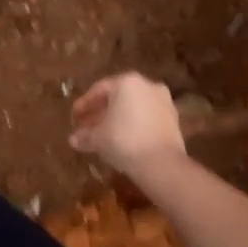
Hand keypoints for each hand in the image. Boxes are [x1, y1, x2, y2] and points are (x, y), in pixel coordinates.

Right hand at [70, 73, 185, 172]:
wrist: (161, 163)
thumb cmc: (123, 140)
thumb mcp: (97, 138)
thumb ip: (85, 135)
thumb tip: (74, 140)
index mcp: (127, 83)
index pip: (99, 90)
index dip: (84, 104)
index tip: (75, 116)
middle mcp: (147, 86)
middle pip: (118, 98)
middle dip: (101, 112)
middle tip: (87, 126)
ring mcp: (164, 103)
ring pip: (133, 108)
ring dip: (118, 120)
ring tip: (104, 135)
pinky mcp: (174, 120)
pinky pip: (147, 118)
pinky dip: (134, 126)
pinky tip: (123, 140)